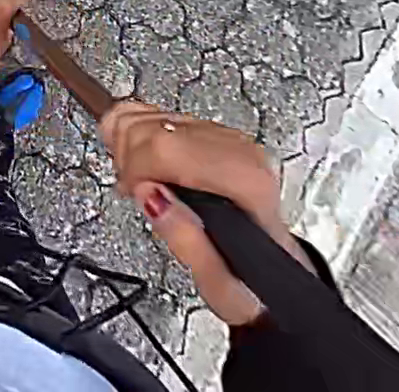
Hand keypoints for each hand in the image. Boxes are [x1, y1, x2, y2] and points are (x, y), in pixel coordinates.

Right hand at [99, 101, 312, 324]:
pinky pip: (147, 111)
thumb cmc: (251, 283)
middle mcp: (235, 148)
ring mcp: (218, 133)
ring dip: (125, 147)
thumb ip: (186, 242)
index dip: (134, 169)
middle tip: (133, 192)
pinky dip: (130, 134)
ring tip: (138, 181)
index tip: (132, 195)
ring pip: (143, 114)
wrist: (274, 275)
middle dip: (127, 159)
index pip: (164, 146)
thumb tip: (150, 195)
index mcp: (244, 180)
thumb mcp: (221, 286)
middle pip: (150, 126)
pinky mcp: (202, 128)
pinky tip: (139, 162)